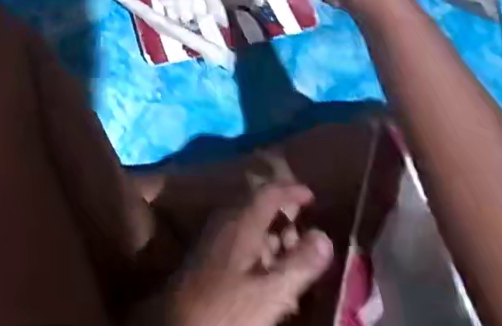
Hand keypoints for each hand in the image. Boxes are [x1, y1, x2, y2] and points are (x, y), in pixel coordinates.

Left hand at [139, 181, 333, 325]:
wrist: (178, 324)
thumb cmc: (226, 309)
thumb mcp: (270, 293)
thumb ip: (299, 264)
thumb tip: (324, 235)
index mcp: (241, 220)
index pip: (269, 191)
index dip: (292, 190)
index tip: (313, 197)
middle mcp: (226, 220)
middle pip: (259, 206)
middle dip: (285, 217)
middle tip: (309, 238)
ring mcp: (214, 238)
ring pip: (250, 226)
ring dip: (273, 237)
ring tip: (295, 261)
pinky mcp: (208, 257)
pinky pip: (241, 242)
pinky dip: (260, 251)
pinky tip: (270, 277)